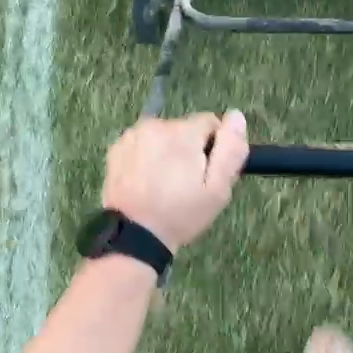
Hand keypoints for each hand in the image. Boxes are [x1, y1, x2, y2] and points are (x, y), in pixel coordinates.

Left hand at [101, 111, 249, 251]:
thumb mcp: (217, 190)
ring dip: (167, 153)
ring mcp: (132, 136)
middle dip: (189, 151)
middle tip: (186, 184)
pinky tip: (146, 182)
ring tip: (165, 185)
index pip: (211, 123)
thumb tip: (236, 116)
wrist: (134, 235)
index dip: (214, 148)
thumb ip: (231, 150)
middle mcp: (155, 125)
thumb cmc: (180, 215)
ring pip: (163, 136)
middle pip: (185, 129)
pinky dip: (147, 157)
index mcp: (182, 132)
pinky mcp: (116, 149)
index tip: (206, 174)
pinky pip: (142, 145)